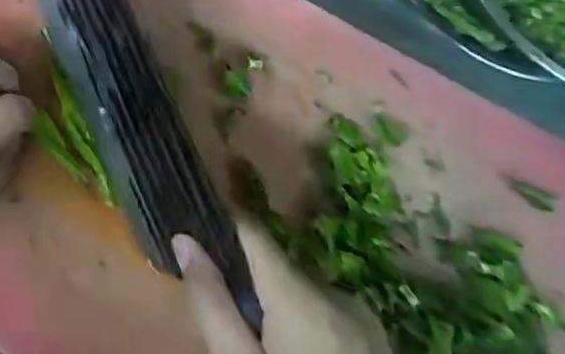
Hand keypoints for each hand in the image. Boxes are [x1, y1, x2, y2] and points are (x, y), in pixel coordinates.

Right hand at [174, 222, 388, 353]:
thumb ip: (211, 303)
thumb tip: (183, 239)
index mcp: (303, 298)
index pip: (251, 230)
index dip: (218, 223)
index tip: (191, 228)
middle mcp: (340, 298)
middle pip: (276, 269)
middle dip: (247, 287)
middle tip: (230, 330)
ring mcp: (368, 325)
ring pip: (301, 294)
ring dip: (276, 312)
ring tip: (261, 351)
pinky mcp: (381, 348)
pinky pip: (328, 318)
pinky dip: (304, 330)